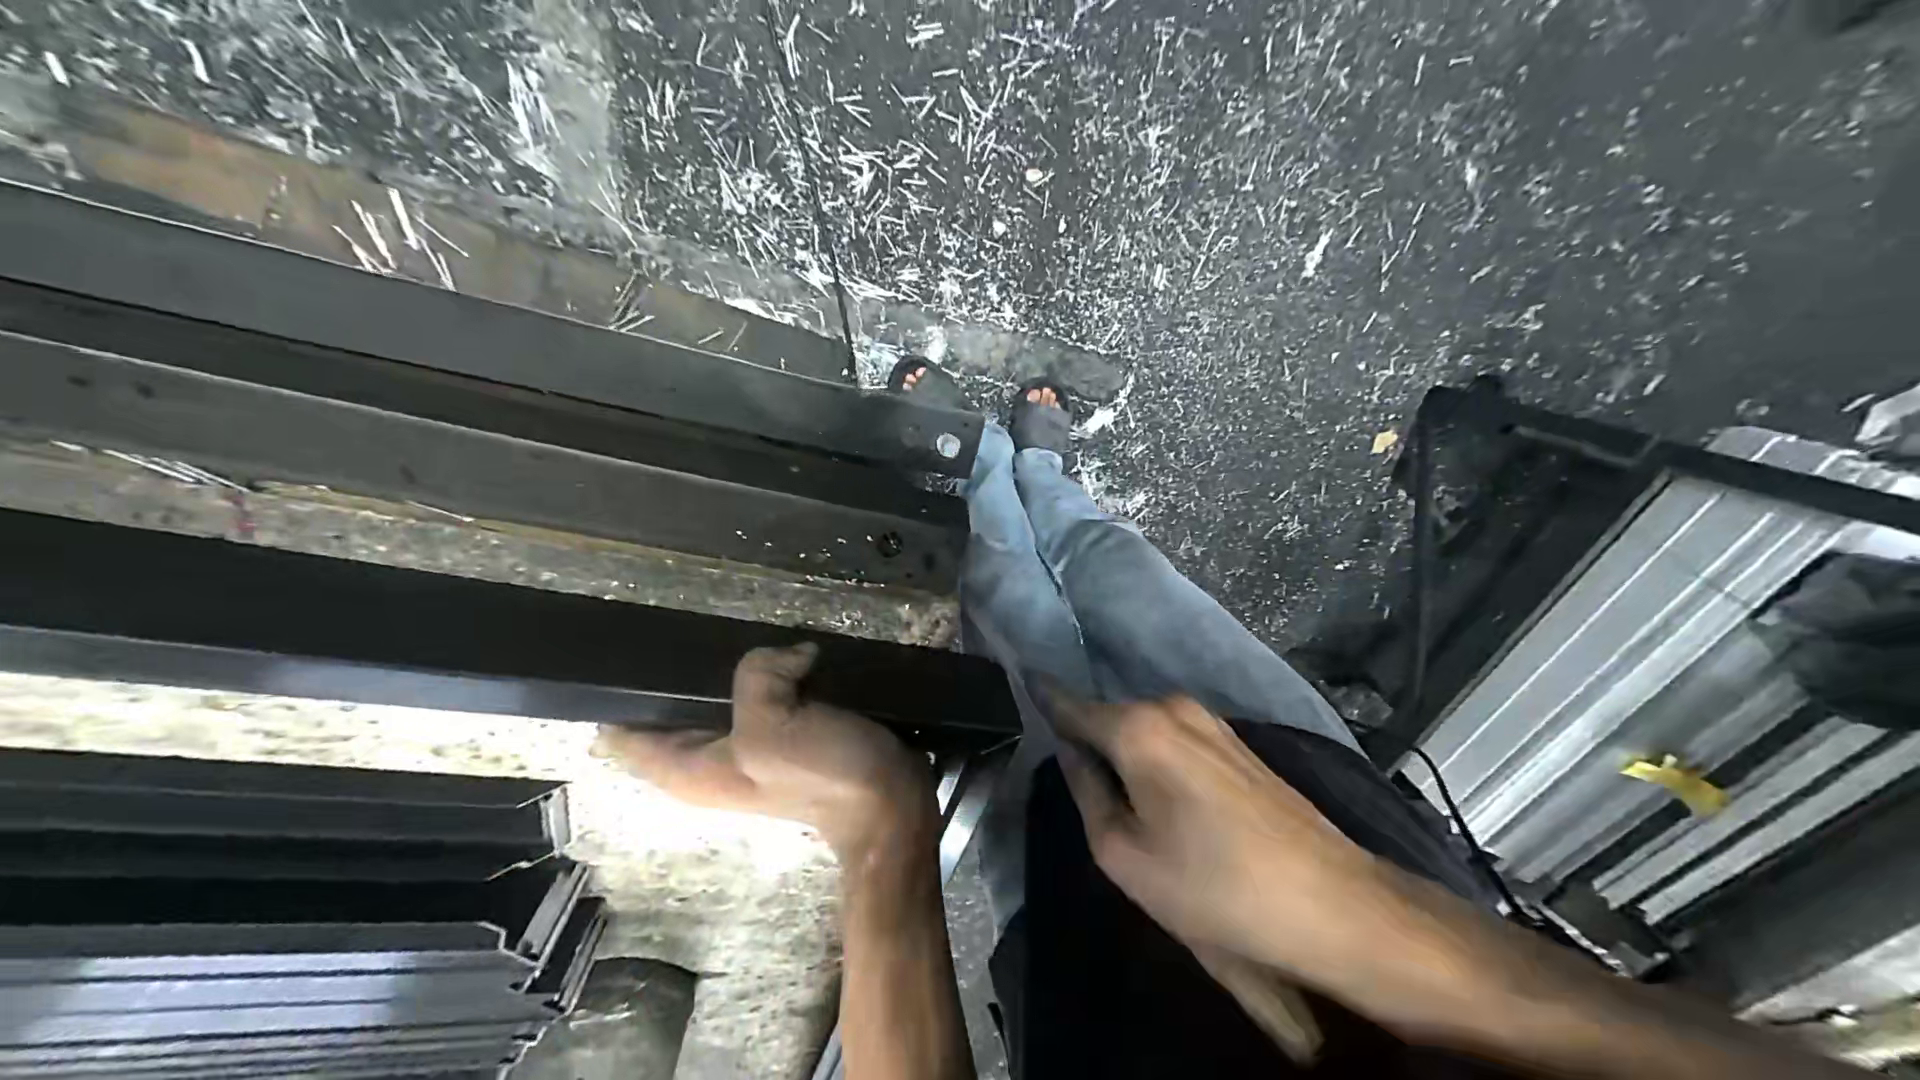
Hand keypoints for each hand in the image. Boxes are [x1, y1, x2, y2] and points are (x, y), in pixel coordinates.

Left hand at [595, 643, 935, 858]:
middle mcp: (709, 755)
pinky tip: (789, 650)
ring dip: (741, 665)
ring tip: (750, 631)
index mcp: (686, 767)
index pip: (622, 731)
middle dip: (685, 666)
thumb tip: (792, 654)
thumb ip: (756, 679)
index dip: (619, 692)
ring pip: (725, 690)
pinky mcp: (786, 729)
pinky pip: (765, 689)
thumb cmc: (820, 778)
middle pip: (676, 701)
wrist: (886, 803)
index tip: (629, 647)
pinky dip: (774, 670)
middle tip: (701, 623)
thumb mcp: (771, 731)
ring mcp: (750, 741)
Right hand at [1050, 694, 1400, 979]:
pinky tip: (1172, 803)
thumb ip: (1087, 793)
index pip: (1070, 705)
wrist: (1334, 903)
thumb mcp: (1125, 856)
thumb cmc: (1215, 887)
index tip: (1019, 680)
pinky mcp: (1236, 738)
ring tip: (1132, 808)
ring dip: (1127, 755)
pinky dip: (1158, 758)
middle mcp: (1171, 707)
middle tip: (1087, 796)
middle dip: (1091, 744)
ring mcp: (1210, 719)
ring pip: (1143, 728)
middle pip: (1109, 718)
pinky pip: (1174, 737)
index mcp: (1137, 729)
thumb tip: (1073, 753)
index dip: (1042, 697)